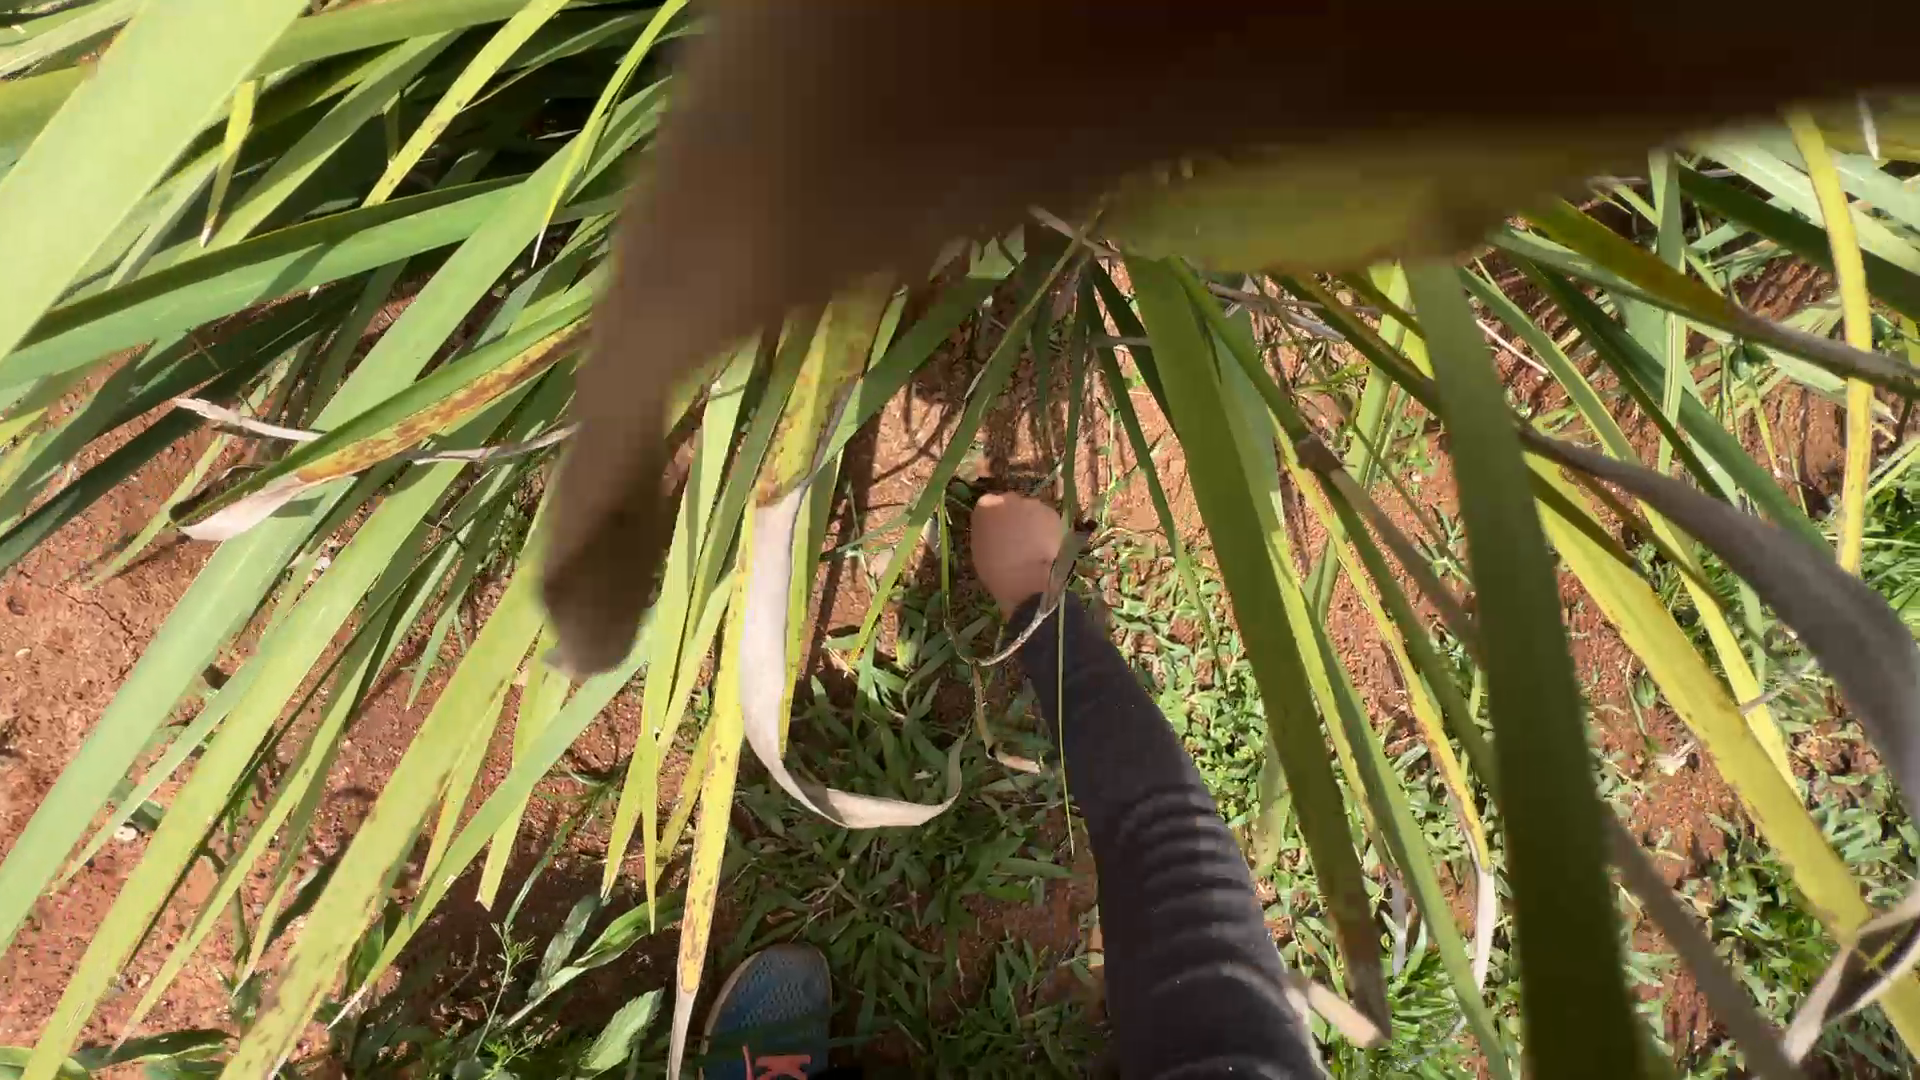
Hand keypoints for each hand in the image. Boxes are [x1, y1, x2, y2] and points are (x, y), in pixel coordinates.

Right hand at [969, 493, 1063, 616]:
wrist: (1026, 579)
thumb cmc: (995, 569)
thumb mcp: (980, 548)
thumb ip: (986, 531)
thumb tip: (995, 529)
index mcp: (985, 506)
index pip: (988, 504)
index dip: (994, 518)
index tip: (997, 531)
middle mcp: (1008, 498)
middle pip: (1010, 503)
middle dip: (1013, 516)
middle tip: (1015, 536)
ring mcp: (1032, 504)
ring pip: (1030, 510)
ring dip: (1030, 521)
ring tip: (1032, 543)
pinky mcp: (1052, 514)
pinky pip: (1046, 519)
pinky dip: (1045, 529)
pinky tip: (1044, 545)